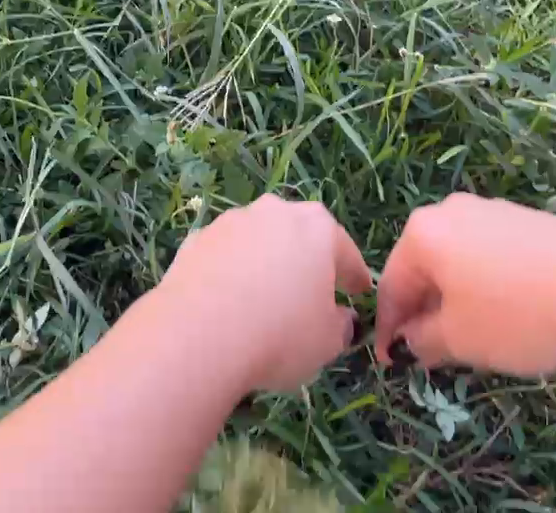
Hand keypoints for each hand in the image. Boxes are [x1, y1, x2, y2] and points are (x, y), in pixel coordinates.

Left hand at [154, 195, 373, 390]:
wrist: (198, 334)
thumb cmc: (279, 335)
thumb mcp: (327, 342)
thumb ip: (340, 325)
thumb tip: (340, 318)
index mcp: (317, 228)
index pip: (345, 252)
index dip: (354, 276)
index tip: (358, 293)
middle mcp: (275, 212)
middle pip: (300, 236)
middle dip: (308, 261)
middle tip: (312, 293)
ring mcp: (233, 221)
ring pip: (260, 241)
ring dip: (267, 263)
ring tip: (266, 300)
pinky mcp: (198, 238)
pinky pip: (227, 256)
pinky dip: (233, 272)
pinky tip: (230, 303)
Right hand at [375, 193, 555, 375]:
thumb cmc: (521, 312)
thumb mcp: (463, 340)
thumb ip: (424, 342)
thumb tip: (412, 340)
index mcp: (422, 234)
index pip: (391, 286)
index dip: (388, 330)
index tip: (392, 364)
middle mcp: (448, 212)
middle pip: (423, 269)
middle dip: (423, 313)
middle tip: (433, 354)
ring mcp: (489, 211)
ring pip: (456, 263)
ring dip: (455, 301)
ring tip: (474, 339)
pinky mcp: (524, 220)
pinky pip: (488, 256)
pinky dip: (485, 287)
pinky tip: (510, 314)